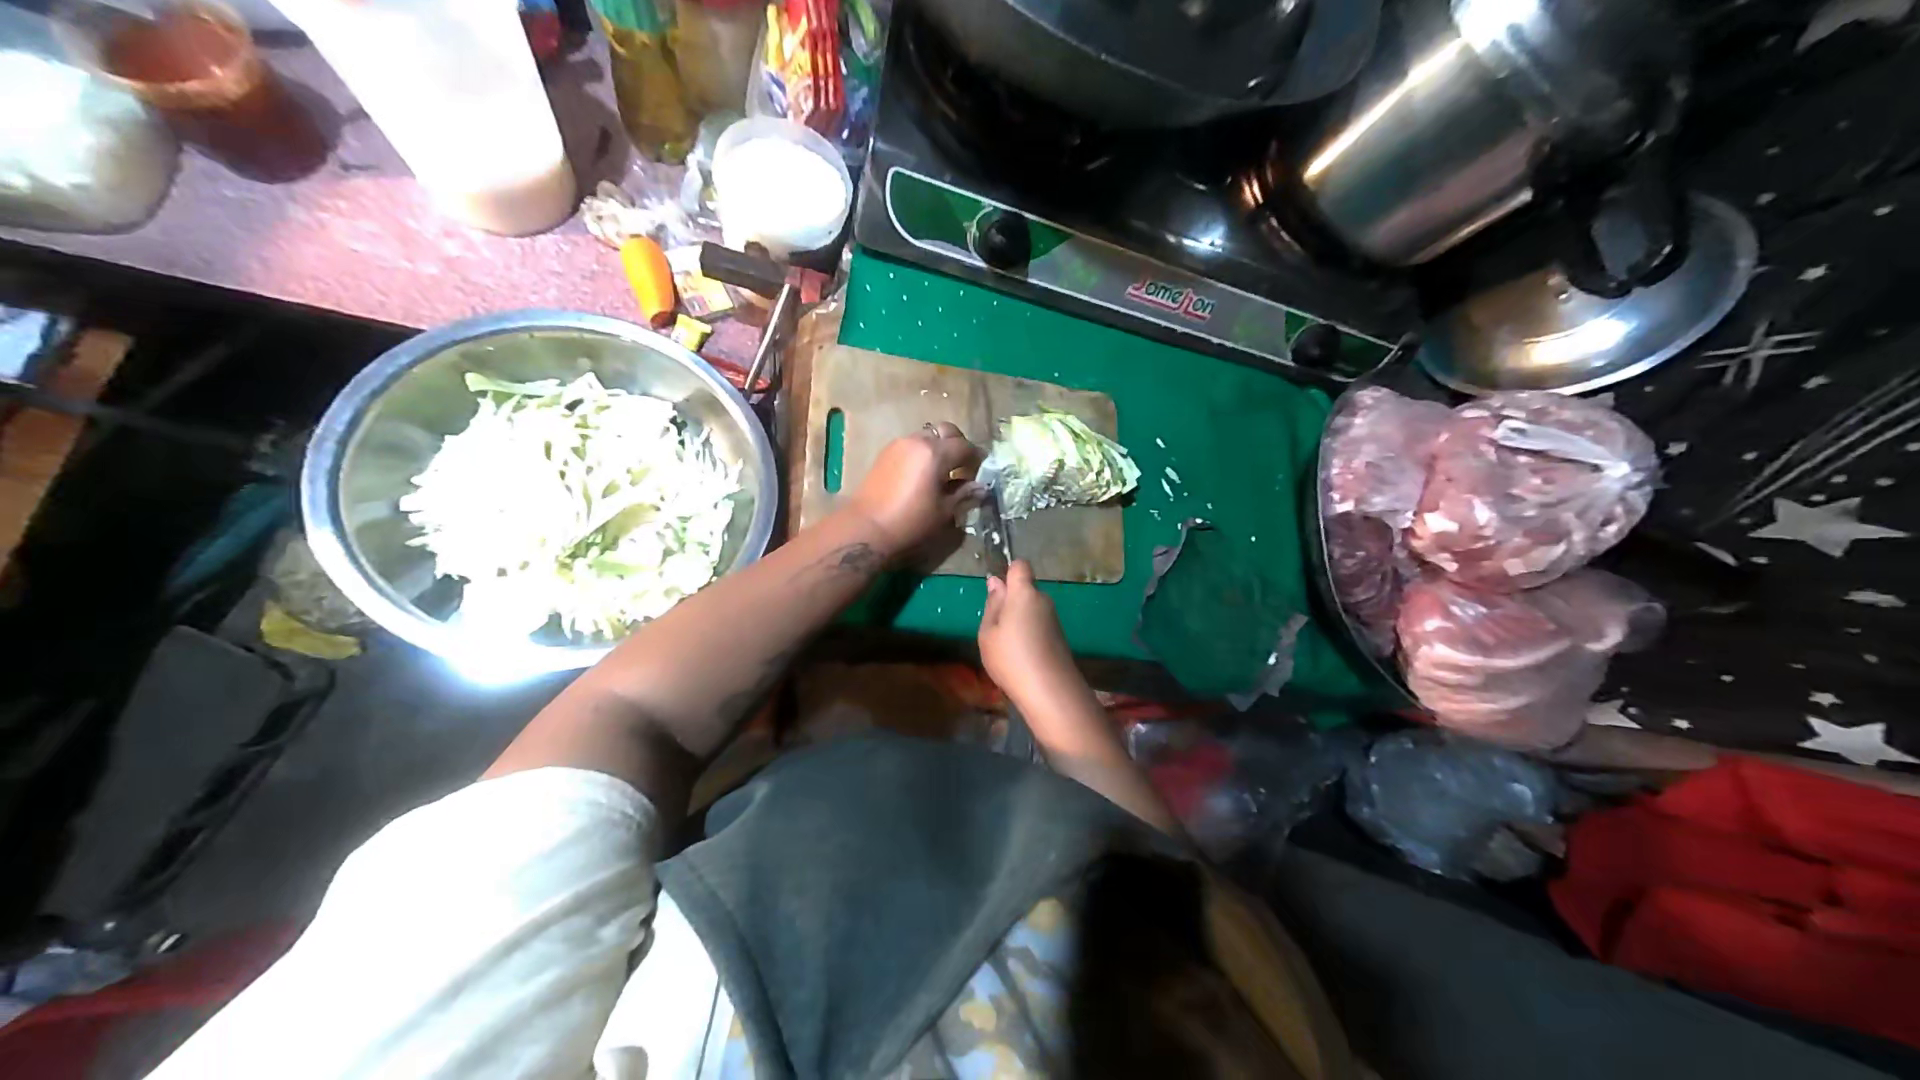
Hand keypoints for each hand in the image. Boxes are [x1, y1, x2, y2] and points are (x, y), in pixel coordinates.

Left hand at [843, 422, 983, 556]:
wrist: (866, 528)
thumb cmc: (910, 521)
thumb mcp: (944, 511)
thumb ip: (964, 495)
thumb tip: (980, 488)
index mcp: (935, 452)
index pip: (965, 446)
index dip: (977, 460)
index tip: (980, 475)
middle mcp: (917, 441)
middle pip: (946, 431)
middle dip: (958, 446)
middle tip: (963, 469)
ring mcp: (898, 445)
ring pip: (927, 437)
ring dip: (939, 449)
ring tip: (942, 474)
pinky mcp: (885, 454)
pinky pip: (911, 446)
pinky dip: (922, 454)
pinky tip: (923, 476)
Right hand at [979, 560, 1078, 706]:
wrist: (1050, 691)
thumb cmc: (1011, 658)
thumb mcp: (988, 632)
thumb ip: (992, 604)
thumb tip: (996, 581)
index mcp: (1024, 593)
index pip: (1020, 566)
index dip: (1008, 572)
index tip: (996, 592)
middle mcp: (1043, 600)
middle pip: (1026, 589)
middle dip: (1010, 601)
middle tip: (994, 627)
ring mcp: (1054, 619)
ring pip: (1031, 609)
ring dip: (1019, 620)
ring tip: (1006, 646)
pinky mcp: (1059, 637)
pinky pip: (1039, 625)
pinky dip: (1029, 634)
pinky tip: (1020, 656)